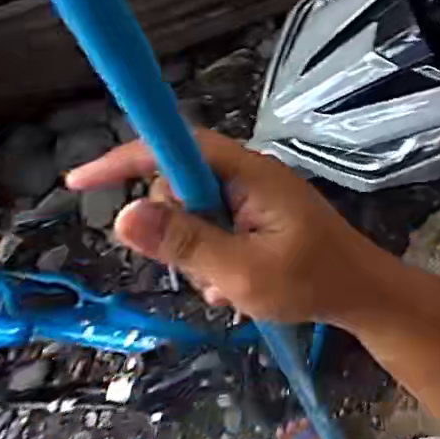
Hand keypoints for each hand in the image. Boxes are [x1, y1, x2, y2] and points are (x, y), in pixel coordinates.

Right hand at [64, 128, 391, 325]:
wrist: (360, 293)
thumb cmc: (310, 280)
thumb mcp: (241, 271)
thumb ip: (185, 243)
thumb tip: (125, 214)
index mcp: (248, 171)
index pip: (177, 145)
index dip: (128, 156)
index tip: (80, 180)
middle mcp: (248, 172)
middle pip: (180, 181)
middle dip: (173, 227)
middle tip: (195, 268)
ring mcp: (253, 192)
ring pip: (193, 211)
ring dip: (195, 251)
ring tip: (225, 283)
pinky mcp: (257, 213)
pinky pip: (213, 226)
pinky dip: (211, 257)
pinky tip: (234, 285)